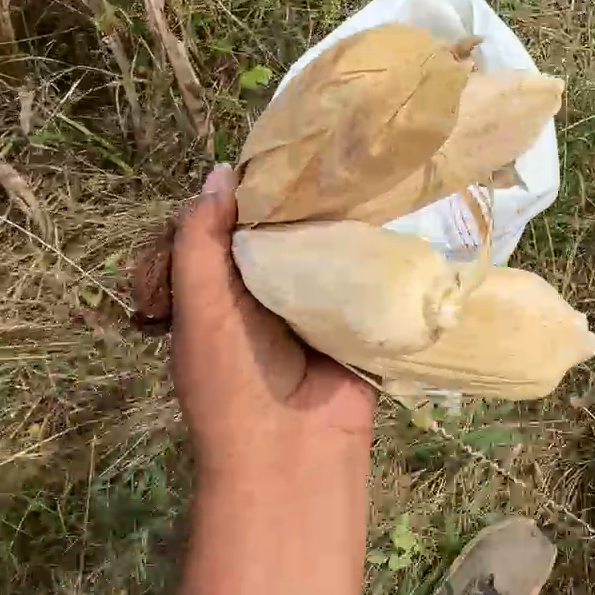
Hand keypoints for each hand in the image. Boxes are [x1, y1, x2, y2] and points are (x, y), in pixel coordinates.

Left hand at [169, 163, 375, 478]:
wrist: (292, 448)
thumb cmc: (232, 377)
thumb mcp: (201, 308)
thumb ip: (200, 243)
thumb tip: (220, 171)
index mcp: (228, 285)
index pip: (241, 223)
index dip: (257, 188)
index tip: (285, 146)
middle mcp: (275, 286)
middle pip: (291, 229)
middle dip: (308, 196)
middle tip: (337, 148)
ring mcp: (321, 298)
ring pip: (332, 245)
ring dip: (346, 217)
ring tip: (370, 166)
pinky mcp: (361, 310)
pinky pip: (368, 271)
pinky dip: (377, 246)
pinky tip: (394, 209)